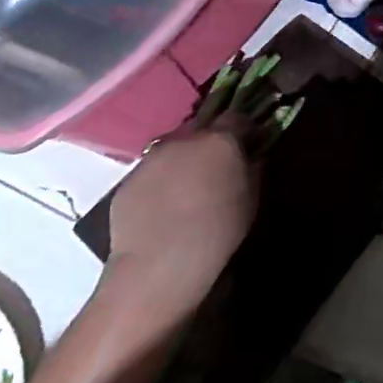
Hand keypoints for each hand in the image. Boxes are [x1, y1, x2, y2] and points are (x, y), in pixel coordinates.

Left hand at [104, 121, 258, 313]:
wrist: (159, 264)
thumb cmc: (217, 233)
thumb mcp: (250, 202)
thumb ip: (253, 170)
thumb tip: (252, 157)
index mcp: (218, 141)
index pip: (236, 118)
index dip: (244, 130)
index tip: (249, 144)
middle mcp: (183, 139)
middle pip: (201, 133)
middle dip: (210, 148)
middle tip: (215, 174)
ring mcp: (151, 157)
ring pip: (173, 152)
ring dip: (182, 165)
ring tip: (185, 196)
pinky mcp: (128, 178)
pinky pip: (150, 174)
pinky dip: (159, 185)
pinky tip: (161, 212)